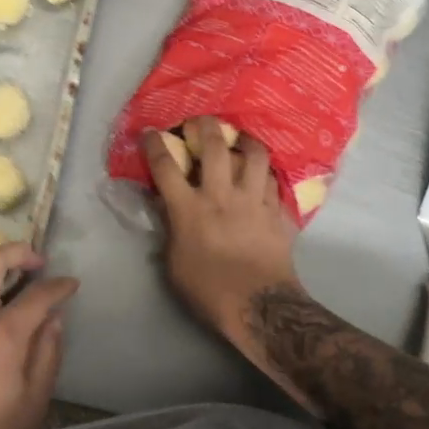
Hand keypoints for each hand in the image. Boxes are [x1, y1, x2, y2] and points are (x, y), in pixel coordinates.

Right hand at [144, 117, 299, 345]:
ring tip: (241, 139)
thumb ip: (170, 230)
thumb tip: (166, 209)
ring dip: (246, 142)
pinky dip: (267, 175)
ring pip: (254, 157)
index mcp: (189, 208)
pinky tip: (263, 176)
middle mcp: (221, 195)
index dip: (155, 145)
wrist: (259, 307)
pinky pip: (274, 182)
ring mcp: (253, 201)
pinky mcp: (277, 213)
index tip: (151, 132)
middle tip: (201, 121)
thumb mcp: (173, 264)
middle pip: (215, 147)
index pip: (166, 167)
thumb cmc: (208, 290)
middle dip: (205, 126)